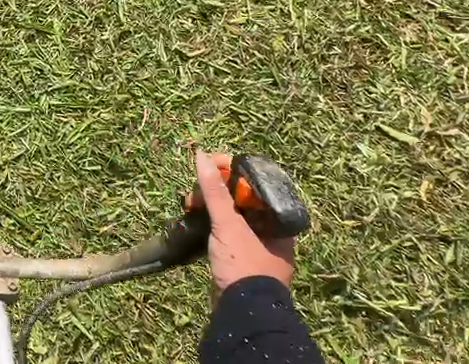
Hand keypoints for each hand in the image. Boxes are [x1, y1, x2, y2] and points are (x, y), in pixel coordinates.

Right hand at [194, 150, 296, 290]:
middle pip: (238, 195)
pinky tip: (194, 219)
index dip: (229, 170)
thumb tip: (201, 155)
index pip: (253, 182)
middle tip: (195, 194)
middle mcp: (270, 228)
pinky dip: (208, 220)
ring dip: (206, 203)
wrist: (244, 312)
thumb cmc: (244, 265)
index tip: (207, 167)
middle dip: (212, 188)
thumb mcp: (228, 225)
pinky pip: (222, 226)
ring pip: (228, 210)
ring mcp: (254, 241)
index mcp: (277, 220)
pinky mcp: (239, 253)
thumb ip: (215, 190)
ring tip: (190, 207)